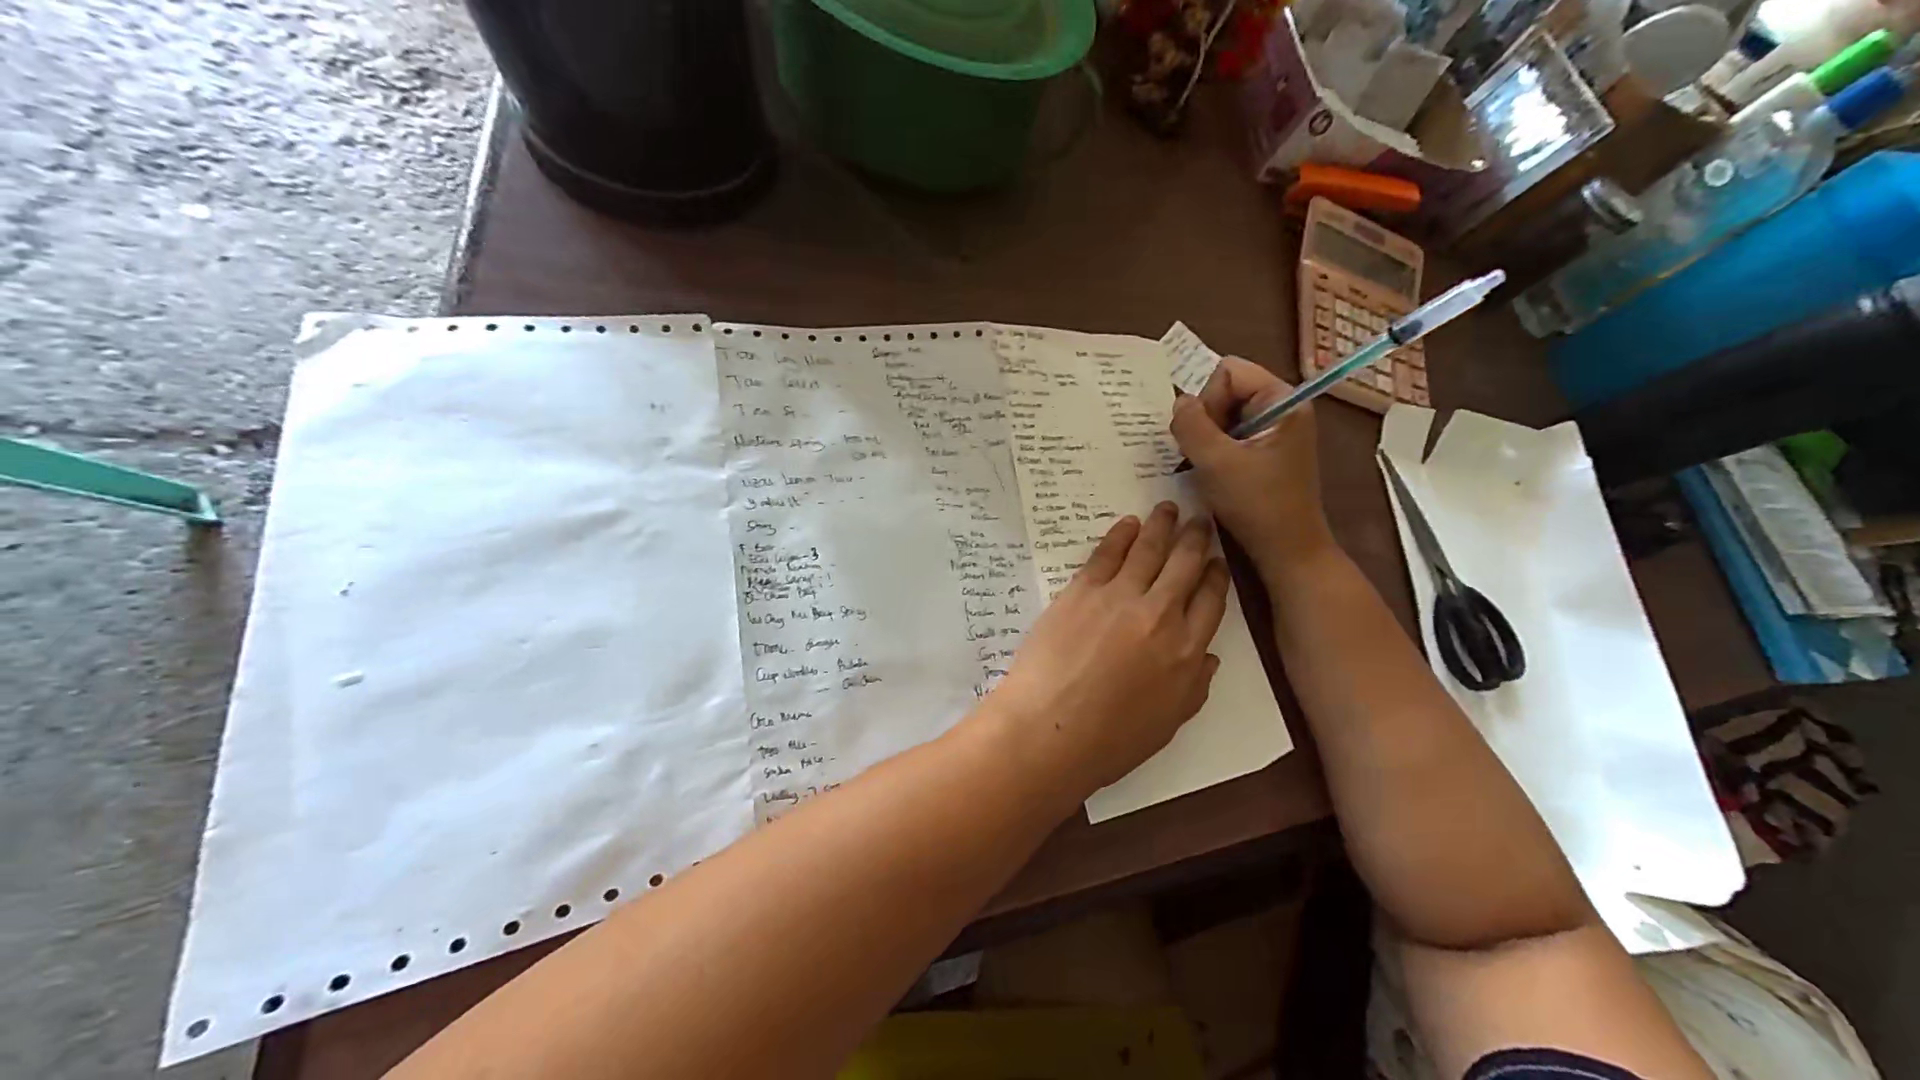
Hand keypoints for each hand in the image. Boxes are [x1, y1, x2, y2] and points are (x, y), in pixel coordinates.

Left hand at [983, 503, 1230, 796]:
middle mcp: (1160, 615)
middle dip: (1195, 539)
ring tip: (1168, 508)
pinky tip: (1129, 524)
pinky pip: (1107, 554)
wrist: (1050, 729)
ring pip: (1149, 550)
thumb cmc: (1110, 740)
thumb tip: (1208, 657)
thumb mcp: (1168, 723)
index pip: (1211, 601)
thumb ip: (1194, 687)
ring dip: (1161, 525)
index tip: (1217, 560)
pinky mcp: (1082, 591)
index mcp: (1187, 651)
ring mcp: (1120, 598)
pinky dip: (1121, 535)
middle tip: (1199, 520)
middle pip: (1185, 565)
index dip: (1216, 576)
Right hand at [1170, 357, 1333, 572]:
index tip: (1205, 435)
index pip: (1228, 371)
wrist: (1288, 550)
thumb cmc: (1257, 505)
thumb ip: (1192, 425)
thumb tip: (1179, 402)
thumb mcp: (1216, 462)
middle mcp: (1280, 408)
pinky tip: (1209, 472)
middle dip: (1205, 418)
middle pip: (1225, 389)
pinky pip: (1228, 434)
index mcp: (1281, 400)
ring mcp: (1273, 431)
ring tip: (1203, 465)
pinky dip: (1213, 449)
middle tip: (1200, 453)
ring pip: (1223, 414)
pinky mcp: (1264, 451)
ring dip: (1205, 437)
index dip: (1208, 398)